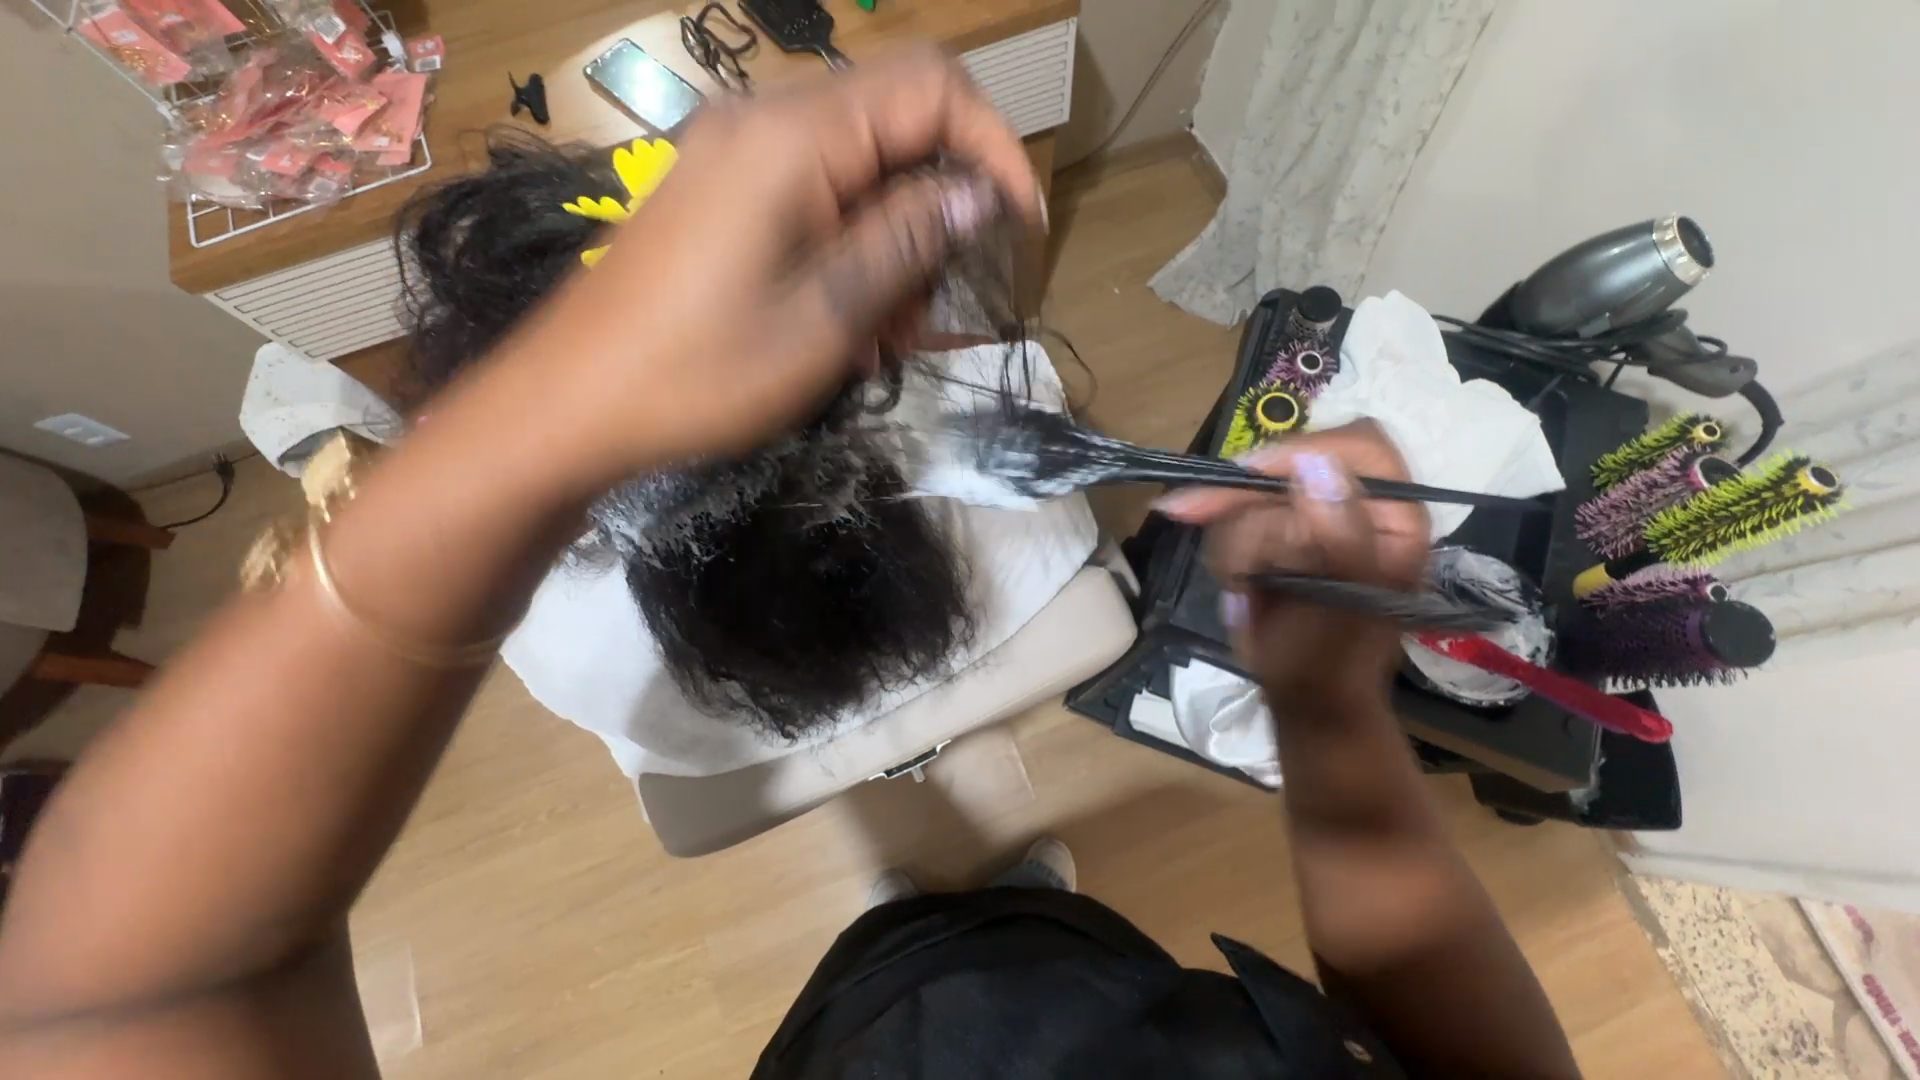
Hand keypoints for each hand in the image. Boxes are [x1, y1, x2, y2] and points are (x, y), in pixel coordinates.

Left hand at [521, 46, 1044, 481]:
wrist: (571, 406)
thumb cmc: (700, 373)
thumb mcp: (825, 317)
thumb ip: (907, 241)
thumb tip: (978, 194)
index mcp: (794, 138)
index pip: (932, 89)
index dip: (993, 149)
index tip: (1020, 229)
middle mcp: (765, 125)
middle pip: (896, 132)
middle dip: (936, 218)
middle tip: (934, 314)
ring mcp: (737, 160)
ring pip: (859, 177)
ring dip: (894, 252)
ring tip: (885, 340)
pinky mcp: (722, 198)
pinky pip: (814, 206)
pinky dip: (849, 259)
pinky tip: (846, 330)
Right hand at [1154, 422, 1430, 709]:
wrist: (1304, 699)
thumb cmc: (1333, 662)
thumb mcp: (1345, 604)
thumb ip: (1341, 535)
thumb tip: (1316, 465)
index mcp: (1393, 516)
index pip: (1359, 446)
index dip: (1304, 450)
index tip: (1249, 473)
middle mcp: (1353, 508)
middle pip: (1288, 470)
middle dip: (1252, 517)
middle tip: (1221, 552)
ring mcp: (1310, 521)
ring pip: (1251, 497)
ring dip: (1236, 545)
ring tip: (1244, 590)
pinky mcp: (1275, 535)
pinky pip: (1233, 521)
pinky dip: (1227, 554)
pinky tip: (1238, 587)